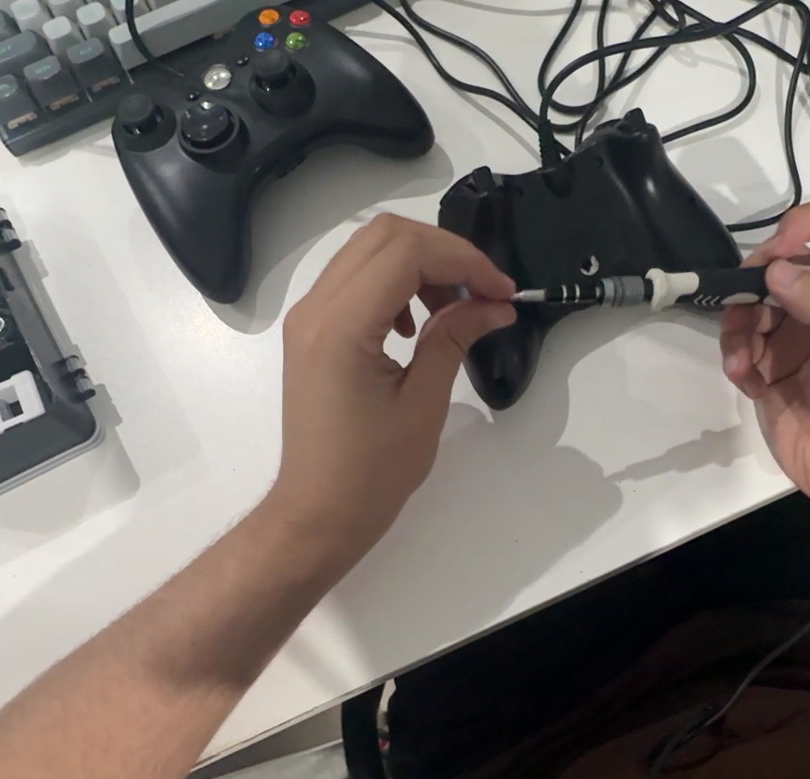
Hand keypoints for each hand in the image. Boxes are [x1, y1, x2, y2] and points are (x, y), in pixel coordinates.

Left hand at [269, 214, 515, 565]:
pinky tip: (414, 326)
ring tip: (452, 311)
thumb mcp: (424, 405)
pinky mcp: (311, 332)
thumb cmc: (372, 473)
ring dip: (419, 266)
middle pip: (383, 236)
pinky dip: (393, 285)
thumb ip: (453, 339)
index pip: (405, 253)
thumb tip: (495, 304)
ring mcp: (307, 318)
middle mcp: (315, 309)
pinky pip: (353, 280)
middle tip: (483, 294)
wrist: (319, 511)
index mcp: (341, 328)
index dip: (462, 260)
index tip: (502, 293)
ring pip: (367, 252)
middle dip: (444, 253)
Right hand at [719, 195, 809, 537]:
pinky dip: (735, 358)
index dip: (805, 224)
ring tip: (741, 359)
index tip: (773, 256)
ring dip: (738, 326)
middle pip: (783, 265)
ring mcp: (799, 342)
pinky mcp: (773, 375)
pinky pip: (744, 350)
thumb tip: (775, 268)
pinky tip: (742, 377)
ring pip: (755, 307)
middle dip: (755, 283)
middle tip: (740, 311)